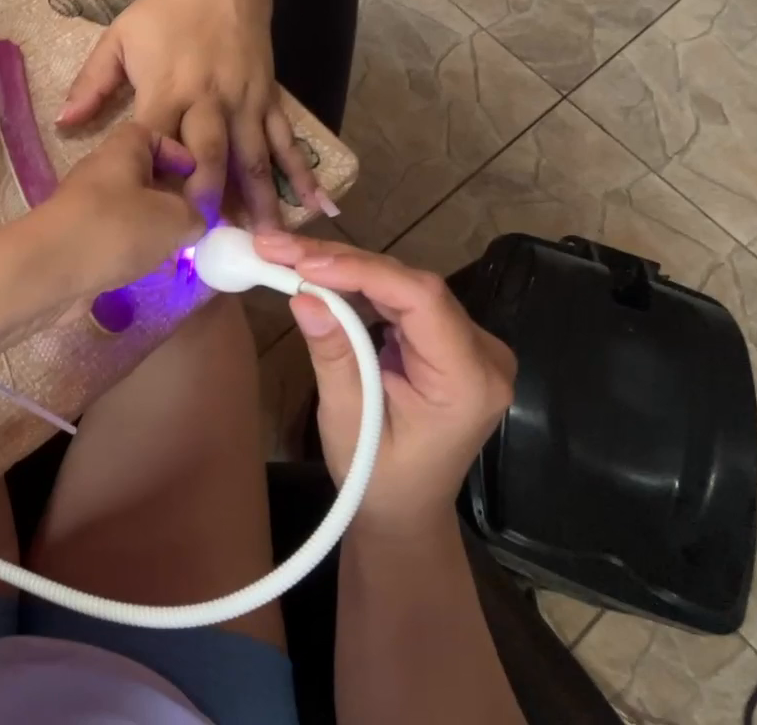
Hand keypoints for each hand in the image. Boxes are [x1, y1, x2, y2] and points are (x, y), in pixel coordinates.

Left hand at [27, 122, 205, 296]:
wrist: (48, 270)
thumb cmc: (116, 229)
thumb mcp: (174, 219)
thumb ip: (194, 215)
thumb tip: (193, 220)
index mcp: (120, 151)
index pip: (149, 134)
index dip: (177, 152)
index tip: (198, 179)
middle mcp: (98, 173)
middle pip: (139, 175)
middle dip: (168, 197)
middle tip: (194, 222)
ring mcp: (82, 208)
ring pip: (125, 210)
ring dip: (150, 228)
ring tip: (176, 250)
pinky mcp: (74, 241)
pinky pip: (110, 239)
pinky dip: (129, 251)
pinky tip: (146, 270)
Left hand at [56, 0, 322, 230]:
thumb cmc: (163, 13)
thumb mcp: (117, 39)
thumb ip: (91, 83)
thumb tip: (63, 123)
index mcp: (166, 90)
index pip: (159, 139)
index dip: (156, 176)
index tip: (151, 216)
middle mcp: (209, 101)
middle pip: (211, 153)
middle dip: (211, 196)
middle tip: (212, 238)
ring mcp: (245, 102)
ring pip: (253, 156)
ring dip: (259, 200)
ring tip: (267, 241)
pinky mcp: (269, 99)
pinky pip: (286, 141)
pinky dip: (300, 173)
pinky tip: (316, 203)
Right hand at [253, 233, 514, 534]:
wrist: (402, 508)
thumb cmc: (376, 476)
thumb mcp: (348, 419)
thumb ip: (333, 355)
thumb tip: (303, 297)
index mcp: (468, 379)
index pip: (421, 301)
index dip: (362, 272)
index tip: (302, 263)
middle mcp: (480, 352)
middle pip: (410, 284)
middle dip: (340, 260)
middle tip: (276, 248)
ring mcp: (465, 343)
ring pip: (400, 284)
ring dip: (340, 265)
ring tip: (283, 254)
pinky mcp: (442, 340)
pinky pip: (397, 298)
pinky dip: (352, 283)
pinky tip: (313, 271)